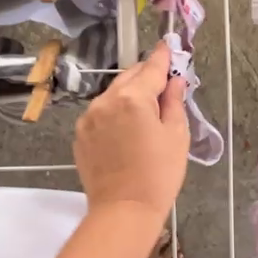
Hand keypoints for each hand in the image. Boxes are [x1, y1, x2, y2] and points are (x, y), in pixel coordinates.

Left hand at [74, 40, 189, 225]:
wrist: (123, 211)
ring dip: (129, 95)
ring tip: (146, 114)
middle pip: (129, 78)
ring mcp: (89, 118)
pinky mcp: (81, 135)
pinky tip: (127, 131)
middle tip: (164, 86)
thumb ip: (174, 102)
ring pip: (113, 95)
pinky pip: (101, 114)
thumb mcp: (176, 135)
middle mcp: (106, 101)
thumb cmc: (158, 174)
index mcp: (132, 98)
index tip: (167, 46)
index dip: (162, 57)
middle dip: (146, 77)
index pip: (151, 68)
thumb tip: (175, 81)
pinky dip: (115, 113)